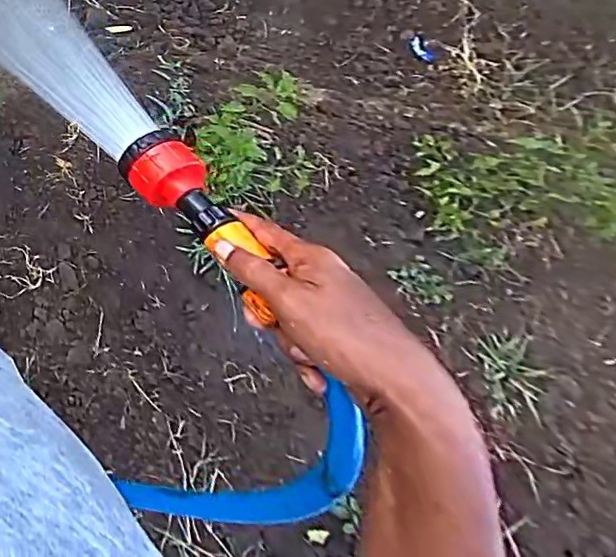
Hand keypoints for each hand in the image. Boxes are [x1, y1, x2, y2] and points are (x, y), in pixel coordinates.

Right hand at [214, 211, 459, 415]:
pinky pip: (303, 338)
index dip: (237, 228)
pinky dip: (304, 354)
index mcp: (311, 258)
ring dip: (286, 337)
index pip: (263, 231)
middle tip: (266, 318)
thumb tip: (225, 246)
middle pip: (269, 279)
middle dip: (263, 305)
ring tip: (305, 350)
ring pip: (284, 313)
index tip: (214, 227)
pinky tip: (318, 367)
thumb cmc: (353, 339)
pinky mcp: (339, 334)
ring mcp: (331, 305)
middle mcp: (322, 276)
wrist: (401, 388)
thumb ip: (251, 270)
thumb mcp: (287, 299)